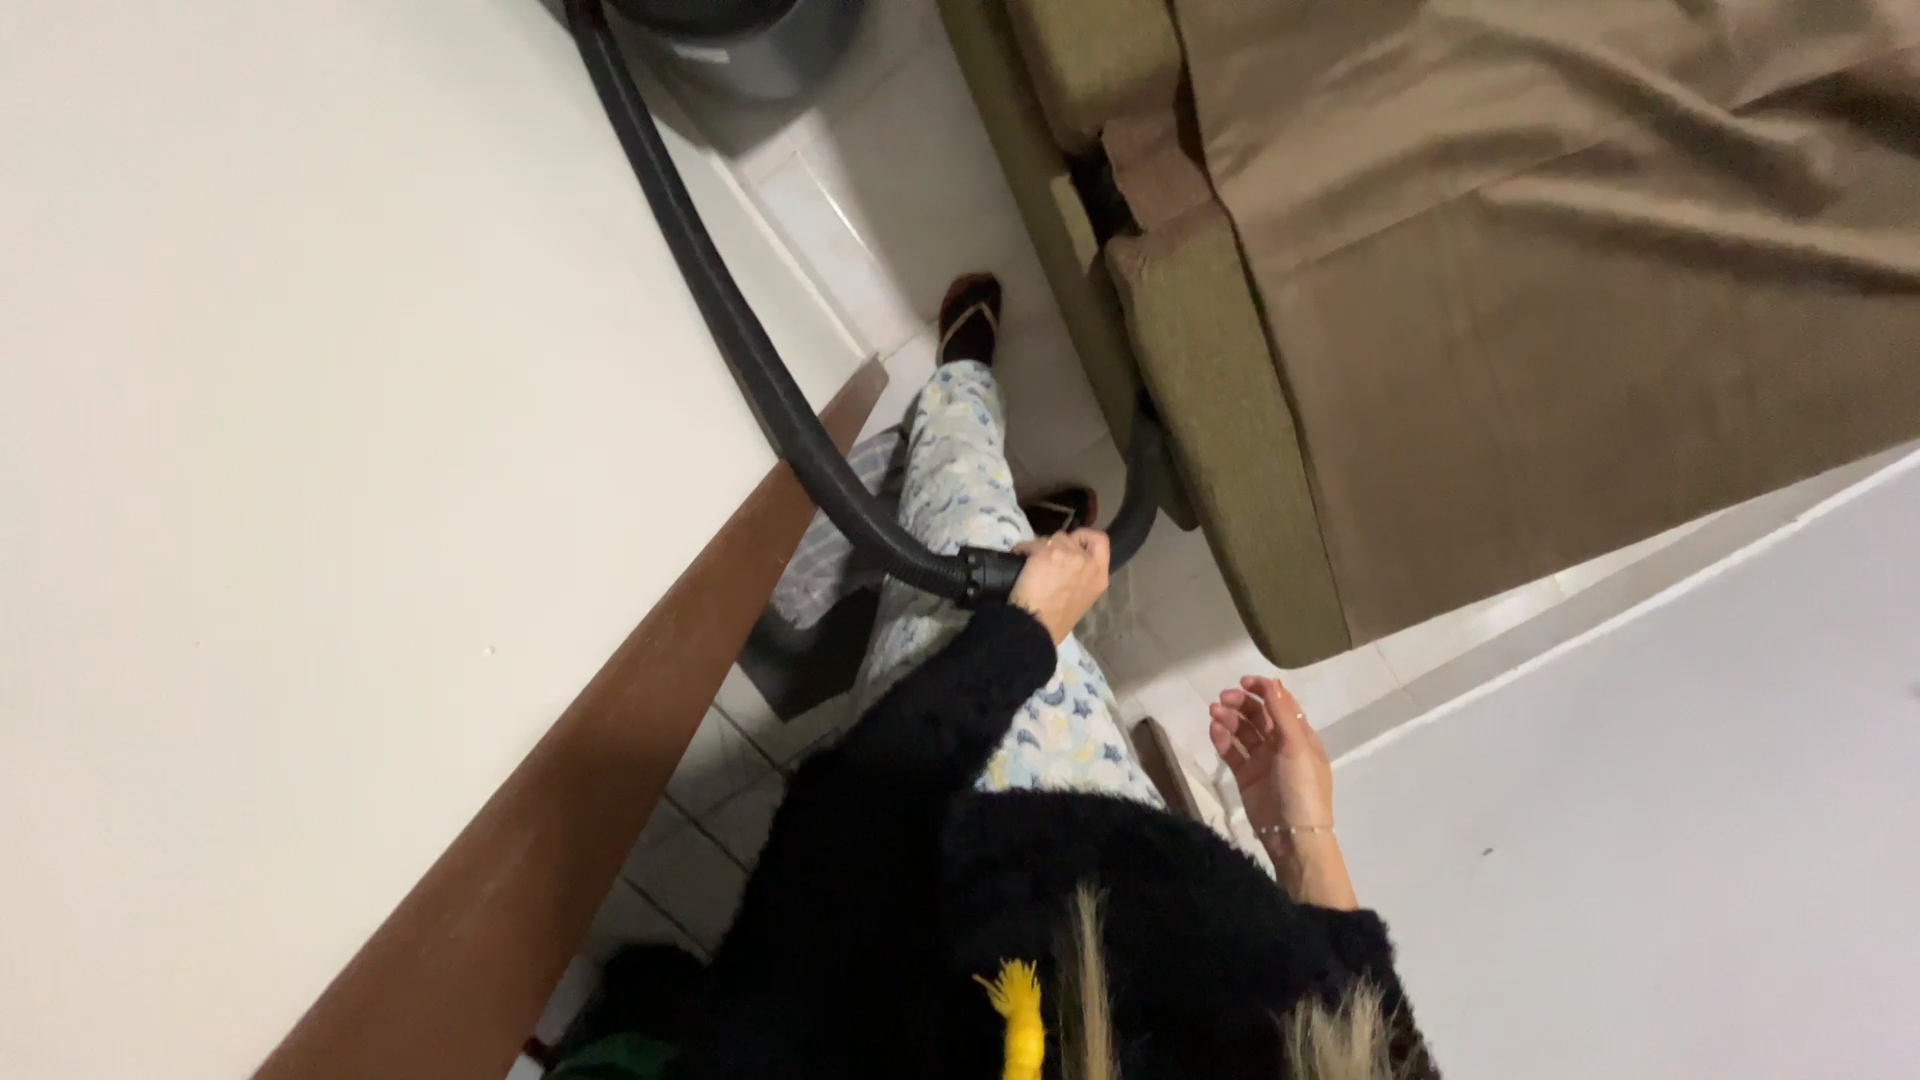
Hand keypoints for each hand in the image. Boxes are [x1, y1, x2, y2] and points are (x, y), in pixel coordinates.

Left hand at [1009, 529, 1109, 644]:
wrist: (1037, 627)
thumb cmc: (1056, 622)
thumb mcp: (1081, 600)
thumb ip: (1080, 579)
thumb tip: (1064, 567)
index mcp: (1100, 577)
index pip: (1100, 542)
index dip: (1084, 538)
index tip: (1070, 545)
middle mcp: (1088, 563)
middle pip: (1070, 539)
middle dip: (1056, 545)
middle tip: (1045, 558)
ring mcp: (1068, 556)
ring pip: (1051, 539)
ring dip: (1040, 547)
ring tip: (1030, 561)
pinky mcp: (1047, 553)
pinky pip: (1032, 543)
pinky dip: (1023, 549)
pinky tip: (1018, 559)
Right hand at [1210, 676, 1355, 908]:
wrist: (1293, 836)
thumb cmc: (1302, 787)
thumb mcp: (1297, 747)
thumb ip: (1282, 714)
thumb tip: (1272, 682)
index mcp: (1300, 737)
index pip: (1281, 704)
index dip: (1263, 689)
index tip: (1243, 682)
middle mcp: (1281, 745)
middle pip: (1258, 715)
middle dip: (1241, 703)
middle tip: (1222, 699)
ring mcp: (1262, 760)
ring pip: (1242, 731)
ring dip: (1228, 718)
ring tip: (1213, 713)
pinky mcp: (1245, 776)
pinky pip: (1231, 751)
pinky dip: (1222, 739)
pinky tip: (1214, 730)